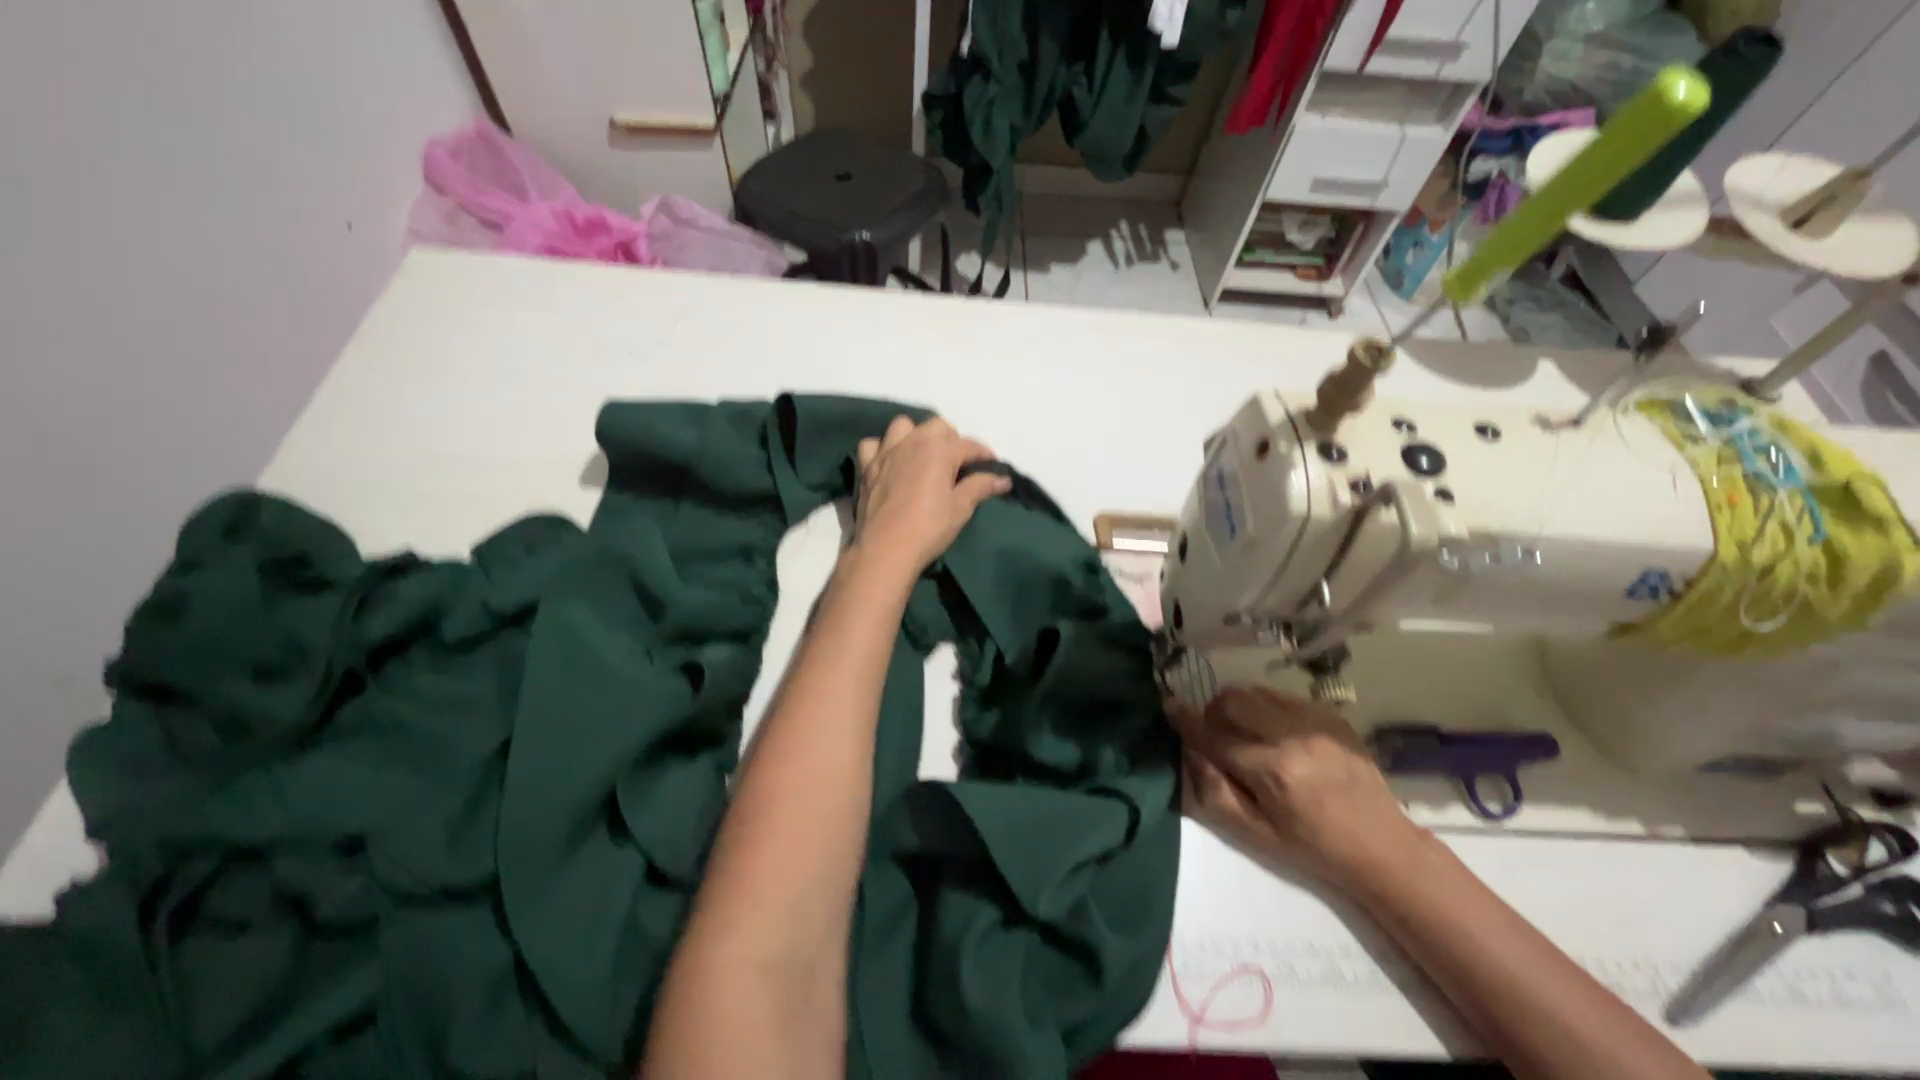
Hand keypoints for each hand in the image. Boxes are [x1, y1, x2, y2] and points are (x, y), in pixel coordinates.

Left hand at [851, 416, 1010, 578]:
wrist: (886, 549)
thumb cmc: (929, 528)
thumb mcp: (961, 508)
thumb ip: (981, 486)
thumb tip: (1003, 478)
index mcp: (939, 449)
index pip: (969, 445)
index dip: (984, 455)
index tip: (993, 467)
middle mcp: (912, 441)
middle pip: (937, 426)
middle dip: (951, 440)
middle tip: (957, 464)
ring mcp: (886, 452)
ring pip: (903, 426)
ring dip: (917, 436)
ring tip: (923, 457)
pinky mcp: (867, 467)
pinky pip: (873, 445)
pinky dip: (883, 449)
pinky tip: (891, 463)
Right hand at [1169, 685, 1422, 886]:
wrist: (1380, 845)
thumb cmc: (1312, 848)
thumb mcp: (1255, 834)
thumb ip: (1215, 792)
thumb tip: (1190, 753)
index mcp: (1271, 770)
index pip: (1213, 734)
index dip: (1185, 719)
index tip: (1167, 706)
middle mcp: (1291, 736)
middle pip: (1232, 699)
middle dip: (1213, 712)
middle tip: (1214, 735)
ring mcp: (1315, 721)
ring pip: (1255, 691)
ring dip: (1239, 707)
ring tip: (1246, 734)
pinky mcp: (1331, 716)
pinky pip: (1282, 697)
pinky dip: (1267, 709)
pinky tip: (1276, 735)